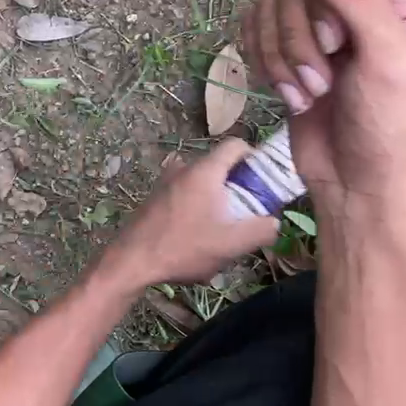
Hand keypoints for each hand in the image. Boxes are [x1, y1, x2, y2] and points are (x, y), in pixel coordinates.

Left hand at [94, 139, 280, 290]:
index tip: (266, 182)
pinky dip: (198, 205)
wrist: (132, 260)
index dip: (256, 158)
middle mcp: (182, 168)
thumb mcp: (233, 244)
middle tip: (249, 213)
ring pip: (203, 181)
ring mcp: (165, 181)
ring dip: (218, 199)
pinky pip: (186, 192)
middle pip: (220, 165)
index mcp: (203, 171)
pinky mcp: (155, 197)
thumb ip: (262, 229)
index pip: (236, 145)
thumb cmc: (184, 248)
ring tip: (224, 228)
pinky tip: (198, 233)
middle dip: (239, 185)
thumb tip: (273, 221)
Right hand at [240, 0, 405, 202]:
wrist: (358, 183)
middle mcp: (362, 2)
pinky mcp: (290, 51)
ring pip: (269, 7)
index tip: (333, 39)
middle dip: (296, 37)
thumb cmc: (391, 124)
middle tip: (319, 79)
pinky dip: (262, 62)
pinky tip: (287, 91)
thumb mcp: (385, 55)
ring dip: (278, 55)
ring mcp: (323, 27)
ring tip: (306, 93)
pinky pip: (253, 31)